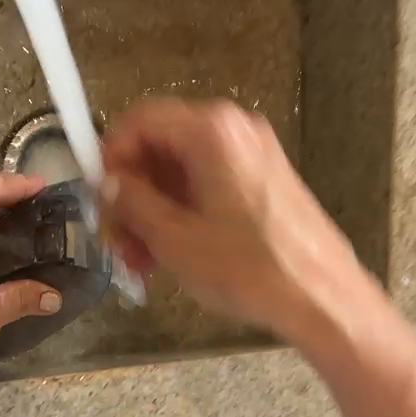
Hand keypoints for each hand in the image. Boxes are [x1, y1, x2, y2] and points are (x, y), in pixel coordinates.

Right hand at [100, 98, 369, 341]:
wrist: (319, 296)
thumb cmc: (248, 268)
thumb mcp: (175, 239)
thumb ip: (133, 204)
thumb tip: (107, 184)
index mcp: (210, 133)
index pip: (141, 120)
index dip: (110, 157)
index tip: (97, 198)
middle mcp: (233, 132)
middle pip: (160, 148)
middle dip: (131, 195)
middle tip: (115, 242)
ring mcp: (250, 157)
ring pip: (181, 173)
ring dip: (152, 213)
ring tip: (139, 262)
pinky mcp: (260, 183)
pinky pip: (206, 188)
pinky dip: (181, 216)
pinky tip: (168, 257)